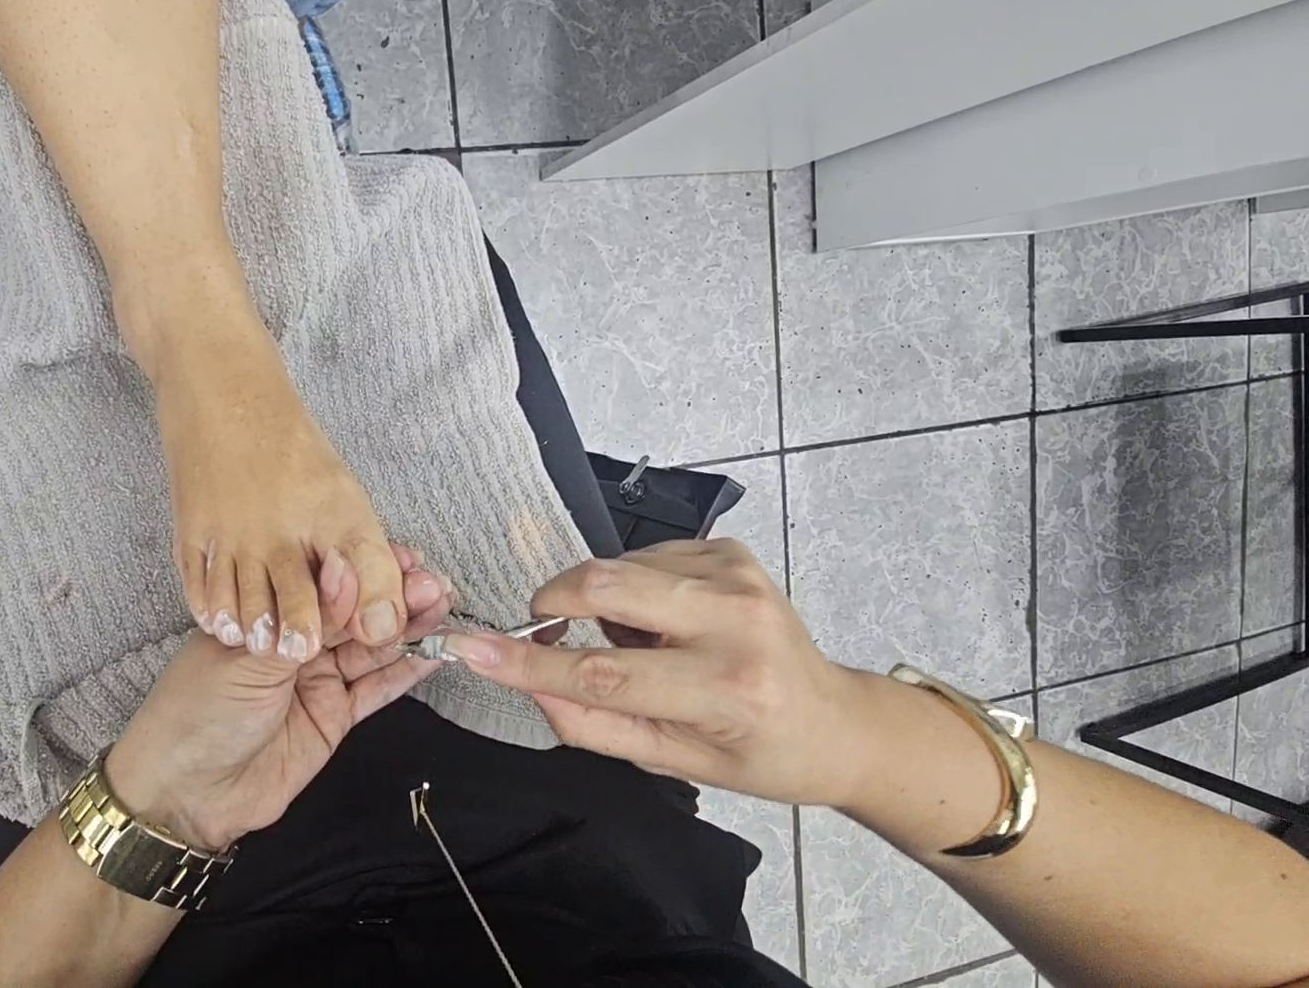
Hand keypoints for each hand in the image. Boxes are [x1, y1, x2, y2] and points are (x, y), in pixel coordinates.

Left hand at [104, 549, 452, 850]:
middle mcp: (298, 641)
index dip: (366, 570)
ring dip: (408, 628)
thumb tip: (346, 565)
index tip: (404, 555)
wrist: (186, 794)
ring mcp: (318, 679)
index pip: (326, 584)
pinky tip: (435, 652)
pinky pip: (375, 689)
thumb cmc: (200, 711)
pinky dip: (405, 672)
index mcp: (270, 614)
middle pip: (355, 614)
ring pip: (371, 648)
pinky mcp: (335, 716)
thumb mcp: (253, 656)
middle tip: (435, 581)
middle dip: (395, 595)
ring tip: (444, 606)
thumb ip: (307, 619)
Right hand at [154, 330, 405, 659]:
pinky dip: (212, 612)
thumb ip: (367, 559)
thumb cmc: (292, 447)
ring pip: (244, 609)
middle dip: (302, 636)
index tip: (367, 637)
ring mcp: (230, 534)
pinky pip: (200, 590)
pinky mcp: (190, 533)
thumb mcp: (344, 495)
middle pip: (297, 607)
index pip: (362, 583)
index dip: (367, 617)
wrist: (223, 389)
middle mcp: (280, 530)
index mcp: (332, 514)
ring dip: (256, 630)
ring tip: (261, 643)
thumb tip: (383, 623)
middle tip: (300, 650)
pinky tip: (223, 621)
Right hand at [440, 540, 882, 808]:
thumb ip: (590, 724)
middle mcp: (736, 621)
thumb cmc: (754, 753)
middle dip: (555, 600)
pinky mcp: (730, 549)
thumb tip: (525, 681)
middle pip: (604, 587)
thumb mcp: (671, 761)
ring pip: (615, 566)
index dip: (528, 661)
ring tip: (638, 639)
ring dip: (602, 601)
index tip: (472, 649)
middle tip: (549, 624)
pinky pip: (642, 556)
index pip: (602, 673)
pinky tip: (664, 616)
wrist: (838, 719)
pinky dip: (632, 586)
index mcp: (725, 691)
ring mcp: (736, 574)